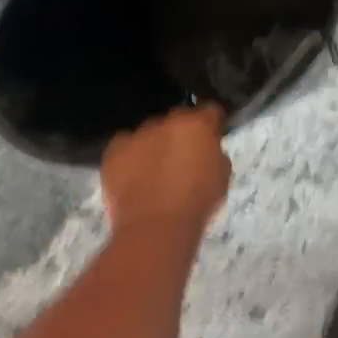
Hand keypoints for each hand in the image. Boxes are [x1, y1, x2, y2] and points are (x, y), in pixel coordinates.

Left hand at [100, 105, 231, 239]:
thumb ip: (213, 152)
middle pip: (178, 118)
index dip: (212, 124)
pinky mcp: (114, 153)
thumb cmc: (198, 201)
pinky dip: (130, 154)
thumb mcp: (222, 172)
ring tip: (154, 168)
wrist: (156, 227)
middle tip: (184, 155)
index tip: (212, 139)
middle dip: (182, 132)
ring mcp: (138, 136)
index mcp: (199, 124)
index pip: (211, 110)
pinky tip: (134, 171)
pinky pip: (125, 145)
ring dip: (155, 143)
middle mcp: (168, 122)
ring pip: (150, 131)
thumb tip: (204, 149)